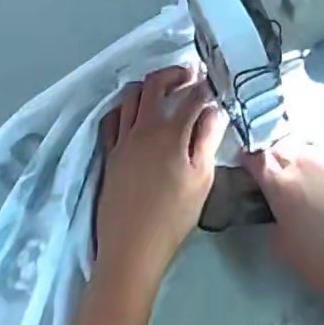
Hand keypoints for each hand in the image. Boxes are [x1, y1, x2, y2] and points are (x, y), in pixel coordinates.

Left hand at [93, 65, 227, 286]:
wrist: (131, 250)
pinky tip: (135, 115)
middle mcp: (143, 129)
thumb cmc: (173, 216)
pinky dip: (125, 107)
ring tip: (164, 91)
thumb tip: (215, 110)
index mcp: (170, 133)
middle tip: (189, 76)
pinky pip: (112, 119)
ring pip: (130, 97)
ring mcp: (122, 140)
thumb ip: (208, 139)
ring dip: (149, 87)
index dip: (206, 86)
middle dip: (174, 74)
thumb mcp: (201, 178)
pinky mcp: (109, 154)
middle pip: (154, 84)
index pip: (192, 96)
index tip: (215, 84)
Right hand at [245, 141, 323, 315]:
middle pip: (281, 147)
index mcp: (282, 183)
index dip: (250, 159)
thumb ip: (273, 213)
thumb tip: (274, 202)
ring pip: (307, 148)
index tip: (248, 166)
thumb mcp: (282, 243)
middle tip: (280, 177)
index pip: (257, 157)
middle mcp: (304, 160)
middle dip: (275, 159)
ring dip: (302, 160)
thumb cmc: (321, 260)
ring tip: (309, 181)